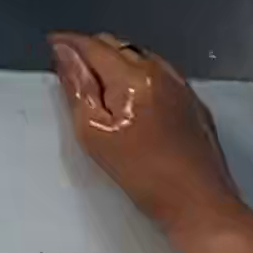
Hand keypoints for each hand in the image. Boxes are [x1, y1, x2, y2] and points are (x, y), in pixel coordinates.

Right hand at [49, 32, 248, 237]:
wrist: (202, 210)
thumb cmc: (140, 172)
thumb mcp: (91, 130)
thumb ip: (76, 85)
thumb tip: (63, 51)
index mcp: (132, 77)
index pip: (91, 45)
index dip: (67, 42)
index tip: (50, 45)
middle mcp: (158, 71)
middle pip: (114, 44)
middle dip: (89, 50)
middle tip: (72, 70)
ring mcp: (181, 86)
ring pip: (136, 54)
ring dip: (113, 59)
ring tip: (99, 81)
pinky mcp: (194, 101)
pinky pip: (157, 70)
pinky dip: (136, 71)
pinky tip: (130, 93)